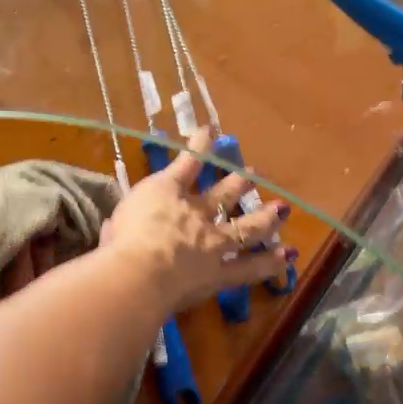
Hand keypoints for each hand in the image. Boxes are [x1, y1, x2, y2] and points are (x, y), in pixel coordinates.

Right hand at [97, 128, 295, 312]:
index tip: (210, 130)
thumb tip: (116, 227)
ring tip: (283, 210)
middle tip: (253, 171)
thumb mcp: (115, 222)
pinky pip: (249, 268)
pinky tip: (287, 257)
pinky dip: (270, 263)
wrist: (141, 272)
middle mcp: (196, 212)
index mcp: (168, 192)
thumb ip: (120, 223)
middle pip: (223, 193)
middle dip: (239, 181)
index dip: (200, 144)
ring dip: (266, 218)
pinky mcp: (221, 274)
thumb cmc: (122, 240)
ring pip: (245, 228)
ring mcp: (213, 243)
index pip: (187, 161)